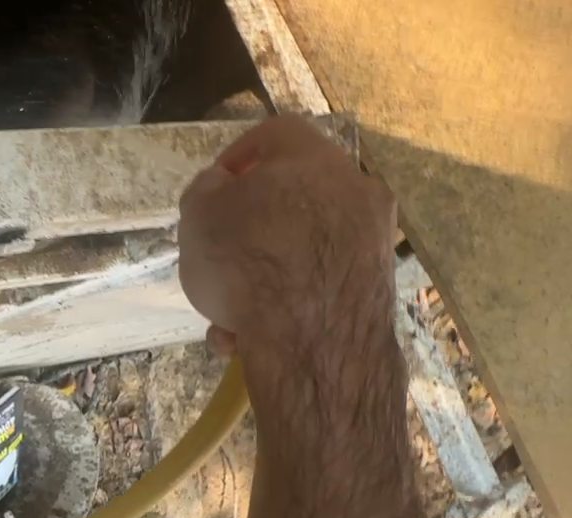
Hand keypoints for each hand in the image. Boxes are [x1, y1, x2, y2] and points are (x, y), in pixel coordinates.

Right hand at [178, 116, 397, 394]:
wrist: (309, 330)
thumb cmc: (245, 263)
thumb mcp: (199, 218)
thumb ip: (205, 192)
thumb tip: (219, 185)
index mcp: (308, 160)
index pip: (274, 132)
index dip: (235, 154)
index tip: (210, 186)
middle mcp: (351, 185)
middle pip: (293, 190)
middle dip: (250, 221)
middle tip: (215, 251)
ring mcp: (370, 232)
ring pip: (303, 240)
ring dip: (262, 268)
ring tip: (226, 308)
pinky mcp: (372, 276)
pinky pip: (315, 278)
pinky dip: (282, 298)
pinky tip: (248, 331)